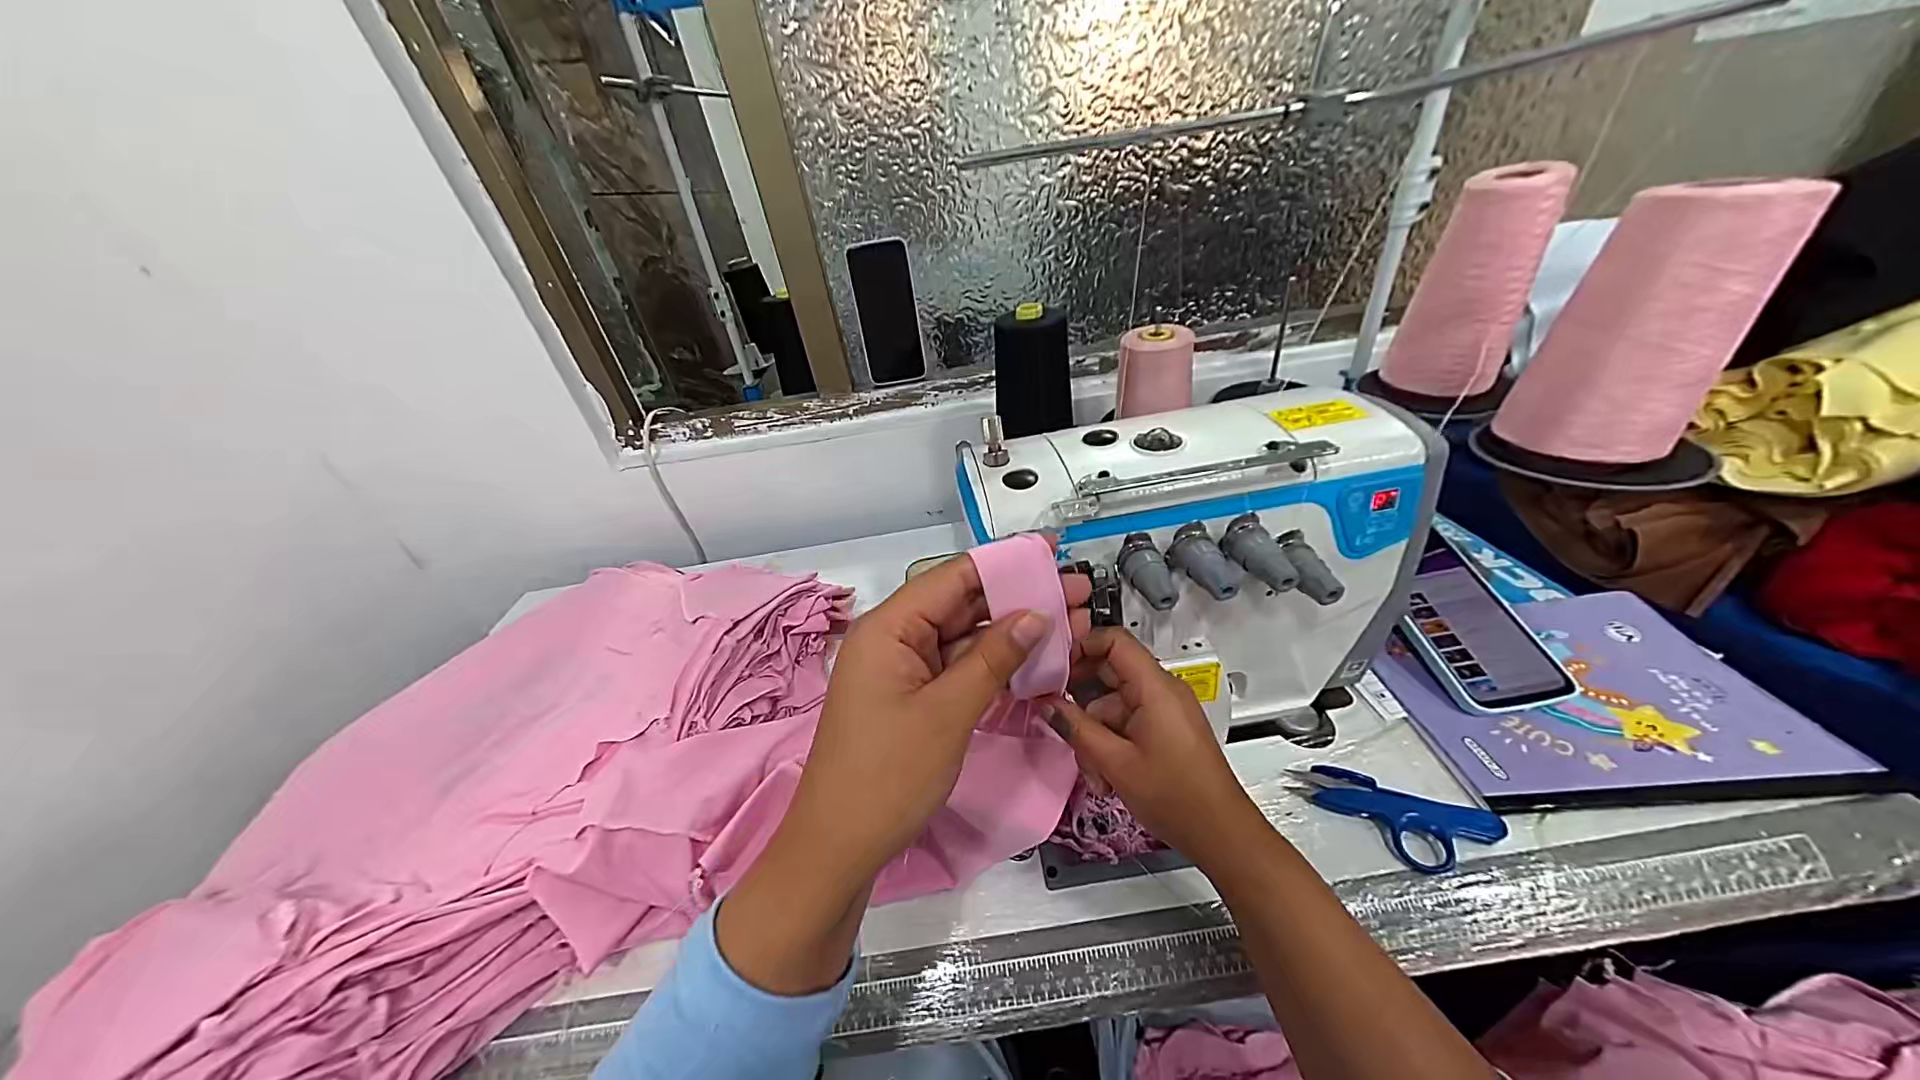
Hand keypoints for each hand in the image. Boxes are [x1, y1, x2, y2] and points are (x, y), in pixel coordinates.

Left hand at [719, 549, 1089, 993]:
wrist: (841, 847)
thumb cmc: (888, 775)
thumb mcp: (948, 712)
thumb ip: (994, 658)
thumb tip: (1036, 614)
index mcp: (889, 627)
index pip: (953, 577)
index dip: (1006, 562)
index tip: (1053, 552)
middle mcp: (895, 638)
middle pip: (963, 604)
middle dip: (1019, 598)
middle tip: (1079, 592)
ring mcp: (905, 669)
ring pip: (966, 637)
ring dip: (1013, 632)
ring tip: (1072, 622)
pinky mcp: (915, 696)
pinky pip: (960, 667)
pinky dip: (995, 664)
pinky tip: (1037, 659)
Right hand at [1044, 627, 1266, 866]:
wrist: (1221, 833)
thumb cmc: (1179, 798)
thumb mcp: (1115, 762)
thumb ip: (1076, 728)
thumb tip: (1049, 705)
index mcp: (1156, 688)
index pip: (1114, 641)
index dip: (1081, 647)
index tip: (1056, 668)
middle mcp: (1162, 692)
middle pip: (1109, 676)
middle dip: (1083, 706)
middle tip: (1065, 727)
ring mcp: (1165, 710)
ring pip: (1113, 706)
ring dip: (1095, 734)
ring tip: (1095, 771)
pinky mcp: (1165, 729)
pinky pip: (1127, 722)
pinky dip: (1111, 743)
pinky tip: (1107, 775)